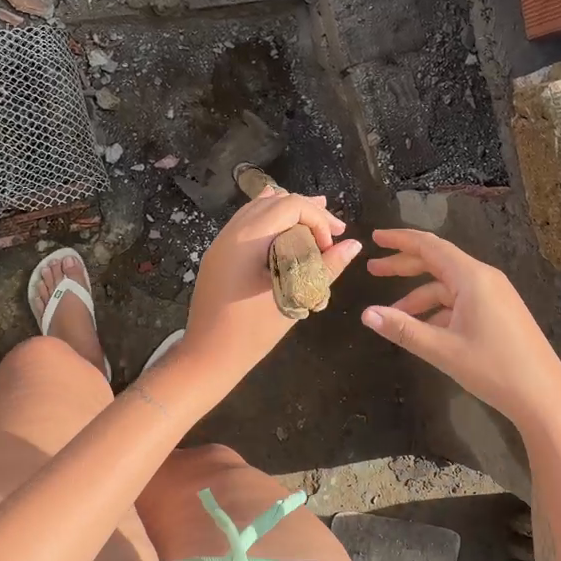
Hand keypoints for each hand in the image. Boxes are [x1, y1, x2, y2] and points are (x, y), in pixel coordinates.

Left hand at [178, 191, 361, 388]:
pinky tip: (287, 224)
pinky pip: (249, 221)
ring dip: (292, 212)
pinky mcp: (221, 252)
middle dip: (309, 212)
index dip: (317, 220)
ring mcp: (222, 240)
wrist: (206, 359)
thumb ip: (325, 268)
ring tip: (319, 219)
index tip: (329, 248)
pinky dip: (273, 219)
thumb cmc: (251, 333)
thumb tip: (354, 245)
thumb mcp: (294, 299)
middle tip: (336, 230)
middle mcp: (232, 231)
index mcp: (247, 238)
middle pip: (277, 201)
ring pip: (262, 207)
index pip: (291, 206)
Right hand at [361, 228, 560, 429]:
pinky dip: (439, 309)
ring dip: (420, 294)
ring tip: (392, 312)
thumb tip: (366, 314)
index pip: (429, 246)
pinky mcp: (500, 311)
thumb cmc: (494, 369)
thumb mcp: (443, 350)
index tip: (376, 238)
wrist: (545, 397)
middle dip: (404, 265)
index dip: (400, 240)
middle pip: (437, 261)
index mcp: (472, 277)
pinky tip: (423, 329)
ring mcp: (495, 294)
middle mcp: (484, 277)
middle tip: (373, 270)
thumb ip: (403, 330)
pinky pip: (462, 300)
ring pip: (448, 284)